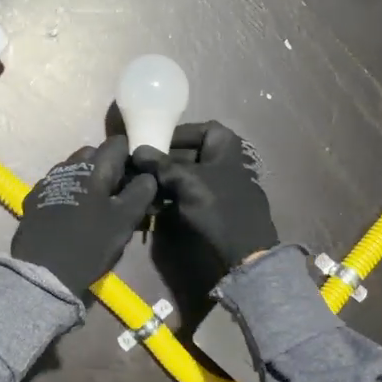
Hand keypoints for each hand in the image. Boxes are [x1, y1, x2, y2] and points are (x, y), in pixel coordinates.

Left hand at [12, 135, 158, 294]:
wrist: (44, 271)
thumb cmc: (91, 244)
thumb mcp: (125, 220)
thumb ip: (140, 192)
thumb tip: (148, 175)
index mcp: (95, 167)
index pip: (118, 143)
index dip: (130, 157)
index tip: (136, 178)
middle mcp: (70, 165)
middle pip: (94, 153)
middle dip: (108, 167)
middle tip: (117, 194)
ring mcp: (49, 180)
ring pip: (74, 168)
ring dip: (88, 179)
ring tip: (95, 204)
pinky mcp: (34, 197)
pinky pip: (58, 184)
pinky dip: (70, 191)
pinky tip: (72, 213)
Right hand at [133, 121, 277, 267]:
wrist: (244, 250)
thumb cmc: (218, 206)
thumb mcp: (186, 181)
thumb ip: (160, 164)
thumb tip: (136, 150)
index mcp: (224, 144)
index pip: (193, 130)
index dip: (171, 136)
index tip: (148, 147)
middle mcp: (224, 160)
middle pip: (187, 155)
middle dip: (162, 164)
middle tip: (138, 172)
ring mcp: (221, 185)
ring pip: (185, 178)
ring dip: (164, 185)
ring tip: (142, 193)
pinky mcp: (215, 208)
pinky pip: (189, 198)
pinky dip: (172, 201)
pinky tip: (154, 210)